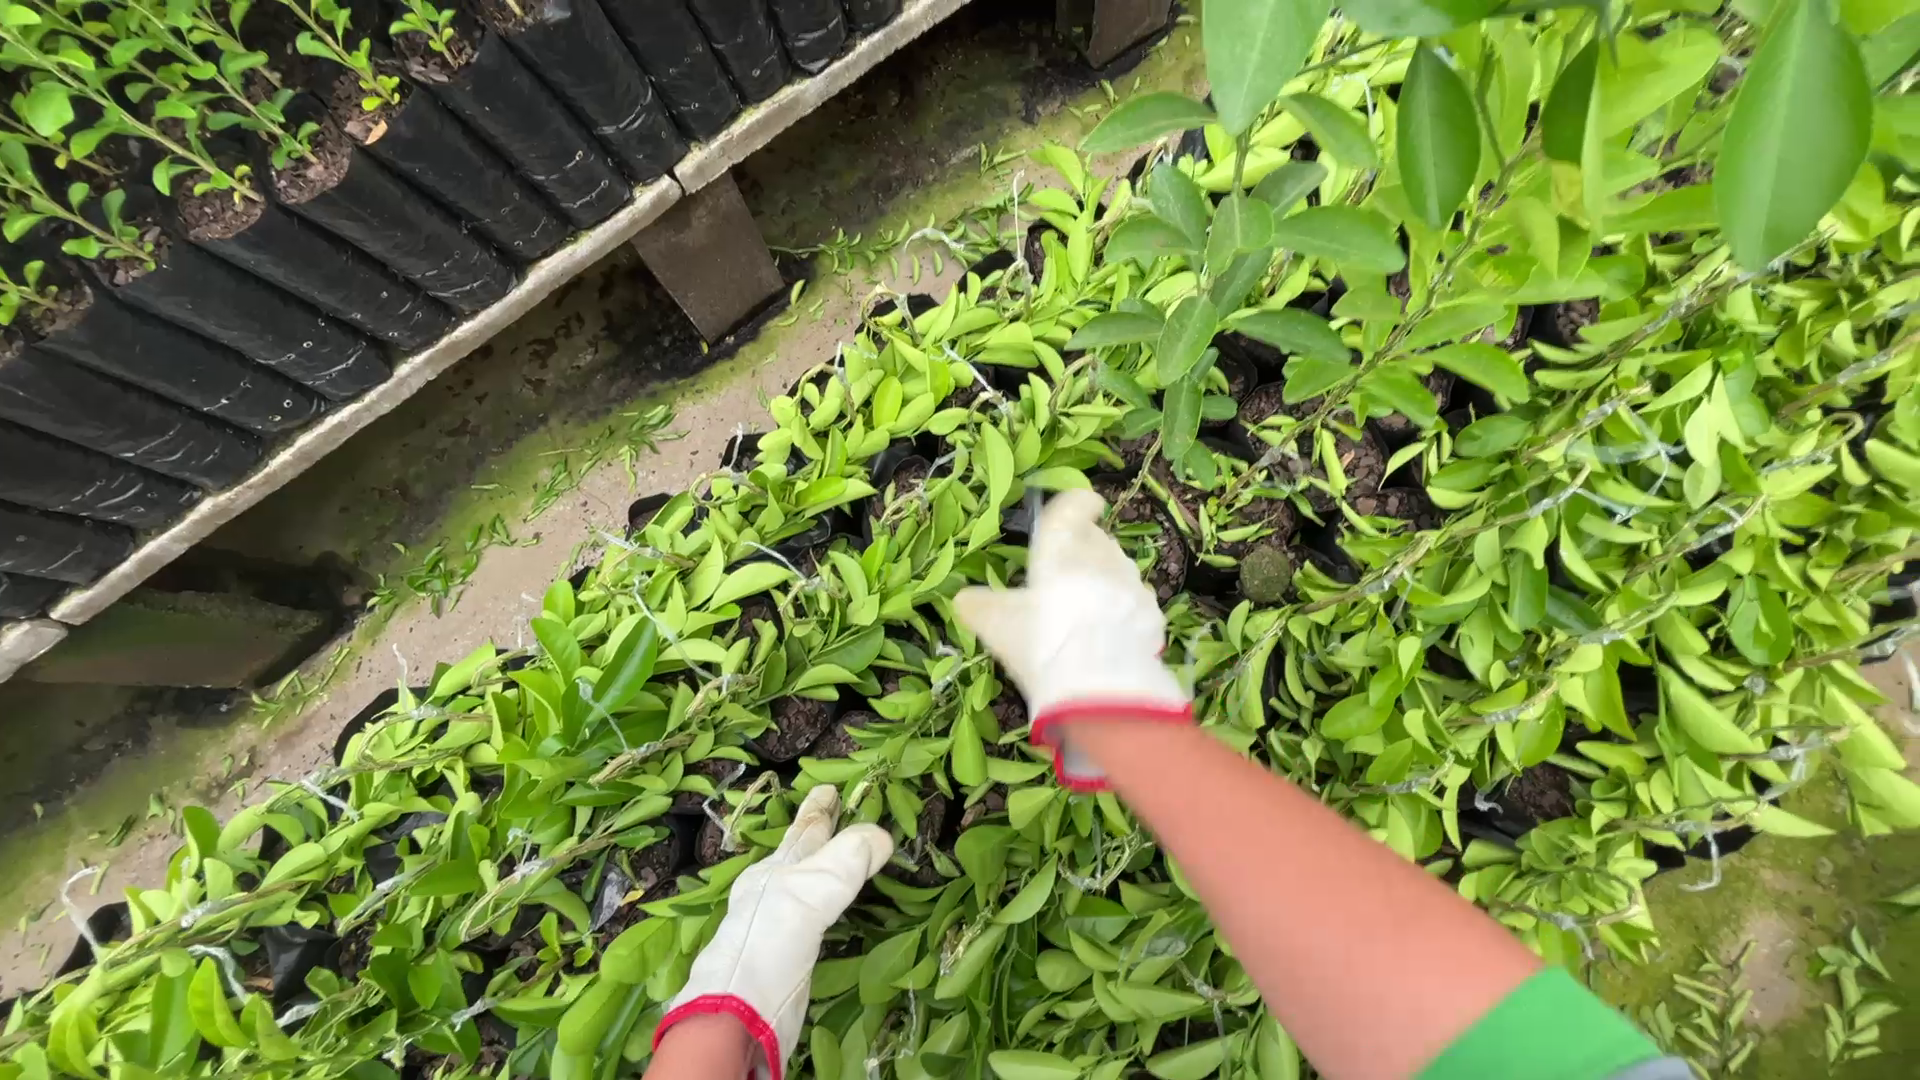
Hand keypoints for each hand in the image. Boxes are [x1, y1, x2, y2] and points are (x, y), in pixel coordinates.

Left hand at [652, 785, 892, 1079]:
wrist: (740, 1013)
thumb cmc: (771, 940)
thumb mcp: (812, 891)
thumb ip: (846, 860)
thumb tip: (881, 835)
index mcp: (776, 867)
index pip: (805, 829)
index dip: (819, 807)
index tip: (829, 787)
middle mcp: (774, 889)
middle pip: (801, 852)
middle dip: (818, 831)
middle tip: (835, 809)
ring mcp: (778, 923)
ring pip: (805, 882)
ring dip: (822, 865)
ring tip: (838, 855)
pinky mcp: (788, 956)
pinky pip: (813, 915)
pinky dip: (825, 903)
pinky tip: (829, 910)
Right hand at [954, 488, 1189, 790]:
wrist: (1099, 684)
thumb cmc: (1041, 640)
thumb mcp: (996, 626)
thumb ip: (978, 607)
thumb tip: (964, 600)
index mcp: (1061, 548)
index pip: (1074, 506)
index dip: (1077, 503)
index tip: (1081, 506)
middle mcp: (1100, 555)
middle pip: (1095, 537)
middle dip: (1084, 544)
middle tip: (1068, 565)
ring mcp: (1129, 583)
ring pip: (1117, 566)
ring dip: (1104, 574)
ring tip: (1088, 602)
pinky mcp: (1149, 612)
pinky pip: (1134, 599)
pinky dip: (1122, 606)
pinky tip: (1110, 631)